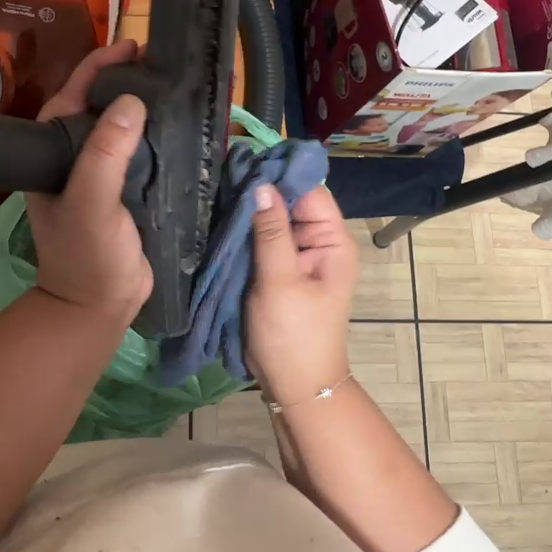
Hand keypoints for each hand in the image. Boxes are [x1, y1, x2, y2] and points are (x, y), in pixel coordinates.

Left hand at [25, 41, 152, 326]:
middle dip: (130, 80)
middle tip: (165, 61)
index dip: (100, 67)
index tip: (133, 46)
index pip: (73, 95)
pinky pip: (147, 152)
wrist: (99, 307)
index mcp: (55, 152)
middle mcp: (77, 156)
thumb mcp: (90, 203)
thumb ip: (105, 154)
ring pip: (127, 128)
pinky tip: (188, 124)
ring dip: (150, 106)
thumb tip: (132, 101)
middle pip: (102, 106)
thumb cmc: (85, 255)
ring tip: (180, 85)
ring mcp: (105, 173)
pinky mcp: (130, 189)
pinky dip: (165, 135)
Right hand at [245, 185, 358, 404]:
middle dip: (262, 192)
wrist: (295, 386)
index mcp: (333, 242)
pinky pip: (265, 240)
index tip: (246, 164)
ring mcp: (300, 257)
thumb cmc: (293, 336)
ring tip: (218, 193)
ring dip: (251, 212)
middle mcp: (320, 243)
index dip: (282, 176)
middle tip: (224, 178)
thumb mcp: (280, 282)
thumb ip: (271, 233)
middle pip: (292, 203)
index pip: (311, 192)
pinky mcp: (280, 270)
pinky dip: (247, 232)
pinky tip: (223, 220)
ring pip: (275, 220)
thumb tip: (261, 185)